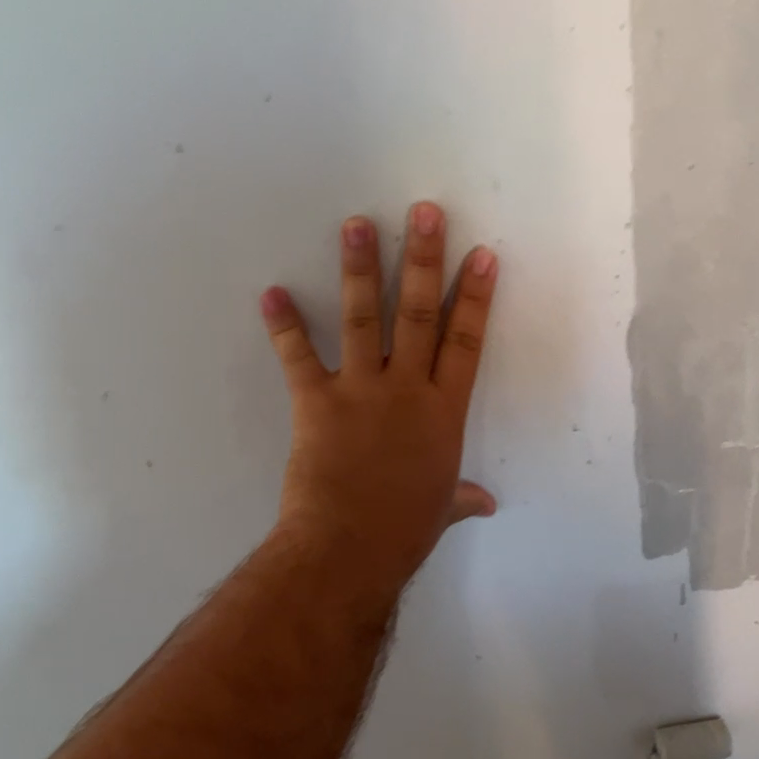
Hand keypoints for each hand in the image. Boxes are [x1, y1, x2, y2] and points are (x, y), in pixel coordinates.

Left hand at [258, 201, 498, 597]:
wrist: (350, 547)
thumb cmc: (403, 531)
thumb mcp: (441, 510)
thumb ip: (462, 497)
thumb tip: (486, 504)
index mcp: (443, 413)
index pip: (467, 343)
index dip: (476, 297)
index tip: (481, 256)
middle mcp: (407, 389)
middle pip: (421, 314)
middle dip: (424, 259)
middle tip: (424, 211)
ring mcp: (361, 391)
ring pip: (364, 319)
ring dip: (360, 269)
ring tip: (356, 223)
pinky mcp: (316, 402)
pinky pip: (298, 357)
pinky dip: (284, 324)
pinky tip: (272, 292)